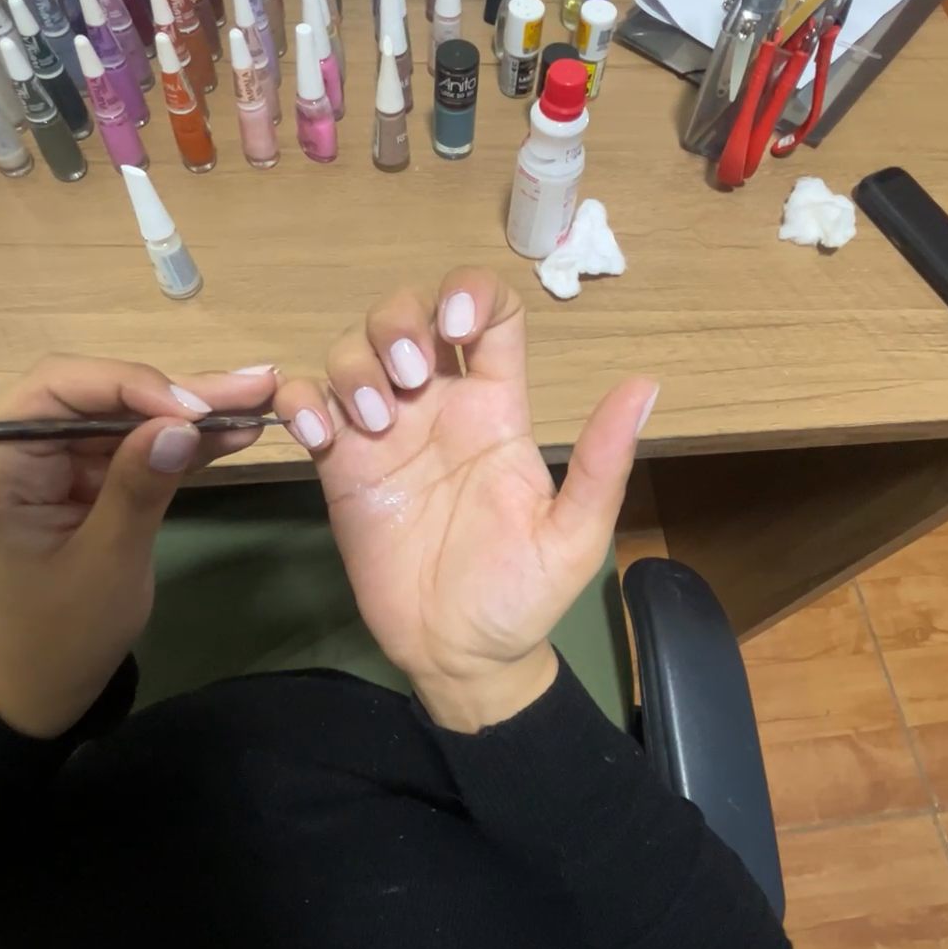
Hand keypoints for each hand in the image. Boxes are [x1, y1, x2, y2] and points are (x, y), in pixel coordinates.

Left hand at [0, 356, 277, 737]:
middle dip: (178, 392)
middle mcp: (20, 449)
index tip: (195, 411)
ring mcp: (58, 462)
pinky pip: (140, 446)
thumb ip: (139, 487)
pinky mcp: (89, 478)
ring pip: (130, 415)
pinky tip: (236, 430)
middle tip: (252, 385)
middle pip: (101, 394)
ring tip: (258, 398)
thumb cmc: (67, 632)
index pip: (59, 391)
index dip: (131, 387)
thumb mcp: (108, 563)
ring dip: (194, 411)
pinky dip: (187, 441)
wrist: (53, 680)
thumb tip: (182, 425)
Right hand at [274, 269, 657, 731]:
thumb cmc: (520, 594)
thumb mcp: (572, 535)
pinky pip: (308, 406)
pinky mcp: (342, 465)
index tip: (458, 332)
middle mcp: (440, 407)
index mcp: (498, 410)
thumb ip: (599, 463)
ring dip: (356, 365)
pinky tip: (317, 436)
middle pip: (410, 314)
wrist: (458, 653)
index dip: (472, 295)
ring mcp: (386, 433)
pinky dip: (301, 402)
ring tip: (374, 423)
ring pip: (355, 350)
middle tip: (409, 375)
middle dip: (400, 322)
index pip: (492, 314)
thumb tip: (645, 384)